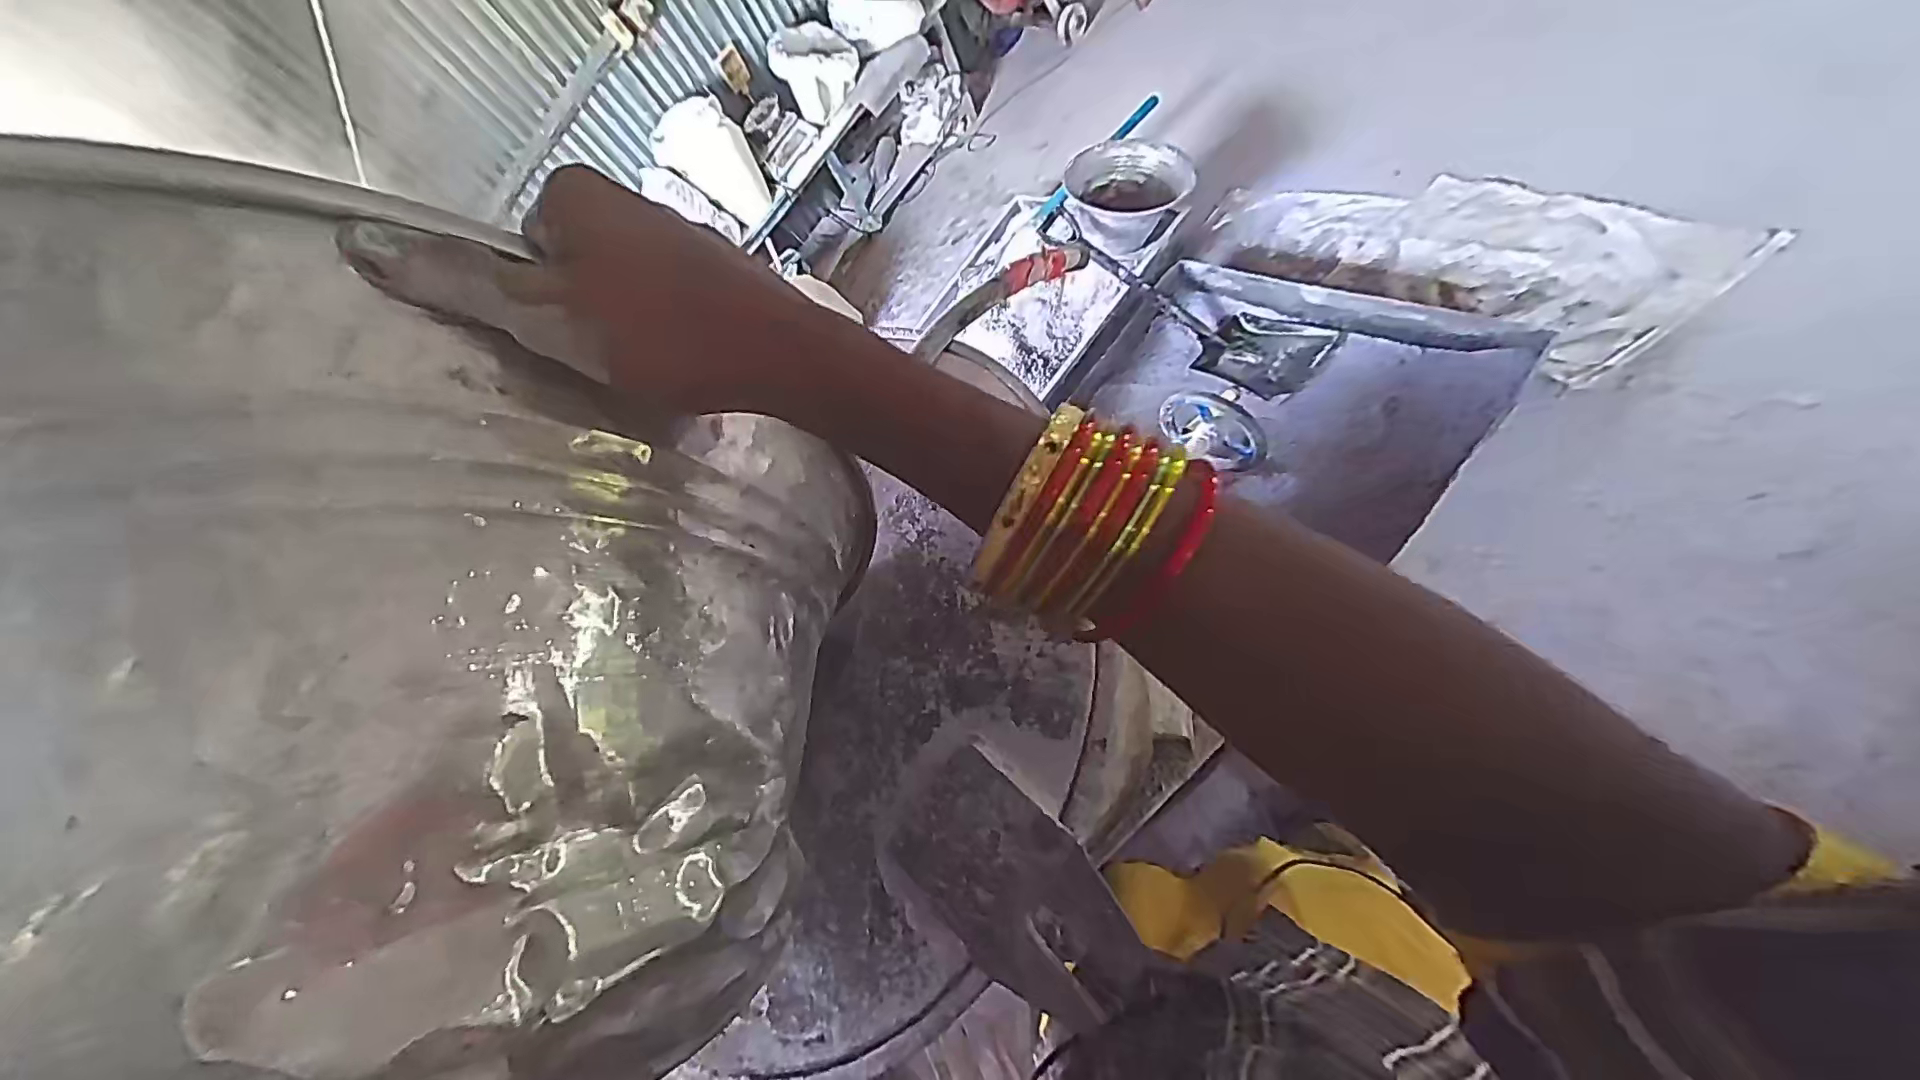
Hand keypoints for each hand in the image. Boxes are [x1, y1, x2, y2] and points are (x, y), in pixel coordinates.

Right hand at [339, 164, 846, 416]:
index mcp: (577, 194)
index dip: (537, 305)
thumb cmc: (662, 336)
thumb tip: (362, 244)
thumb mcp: (550, 318)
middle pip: (576, 273)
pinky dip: (676, 335)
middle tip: (616, 358)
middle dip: (587, 319)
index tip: (570, 338)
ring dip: (633, 333)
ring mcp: (684, 237)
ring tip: (660, 365)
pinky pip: (676, 307)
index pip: (520, 250)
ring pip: (629, 294)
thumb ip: (466, 285)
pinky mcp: (723, 274)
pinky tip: (693, 360)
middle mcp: (631, 202)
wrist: (779, 353)